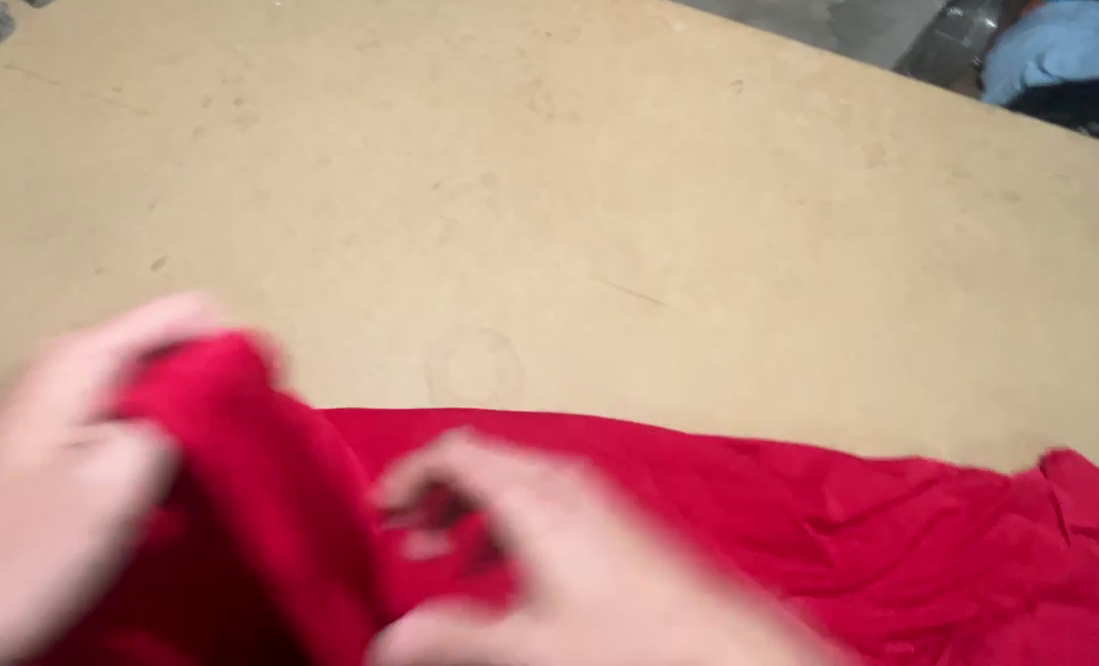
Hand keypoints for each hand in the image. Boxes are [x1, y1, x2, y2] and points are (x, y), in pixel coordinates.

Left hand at [0, 294, 223, 665]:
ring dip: (182, 431)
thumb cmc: (16, 553)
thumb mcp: (118, 477)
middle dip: (208, 395)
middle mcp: (66, 364)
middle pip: (169, 350)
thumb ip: (182, 412)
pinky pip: (124, 423)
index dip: (231, 352)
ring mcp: (52, 404)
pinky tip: (147, 502)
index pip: (189, 312)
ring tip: (186, 489)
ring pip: (151, 390)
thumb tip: (228, 375)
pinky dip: (151, 453)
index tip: (252, 410)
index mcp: (81, 356)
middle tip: (221, 460)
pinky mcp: (47, 444)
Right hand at [371, 431, 847, 665]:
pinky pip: (533, 496)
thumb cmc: (625, 640)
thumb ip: (454, 635)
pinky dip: (497, 520)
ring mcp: (582, 492)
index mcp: (531, 494)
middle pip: (476, 459)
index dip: (409, 474)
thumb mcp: (529, 644)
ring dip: (463, 506)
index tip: (380, 510)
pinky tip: (491, 565)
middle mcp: (555, 478)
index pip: (454, 453)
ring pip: (505, 477)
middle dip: (431, 491)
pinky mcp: (601, 512)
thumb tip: (388, 640)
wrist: (719, 646)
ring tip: (434, 549)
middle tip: (399, 533)